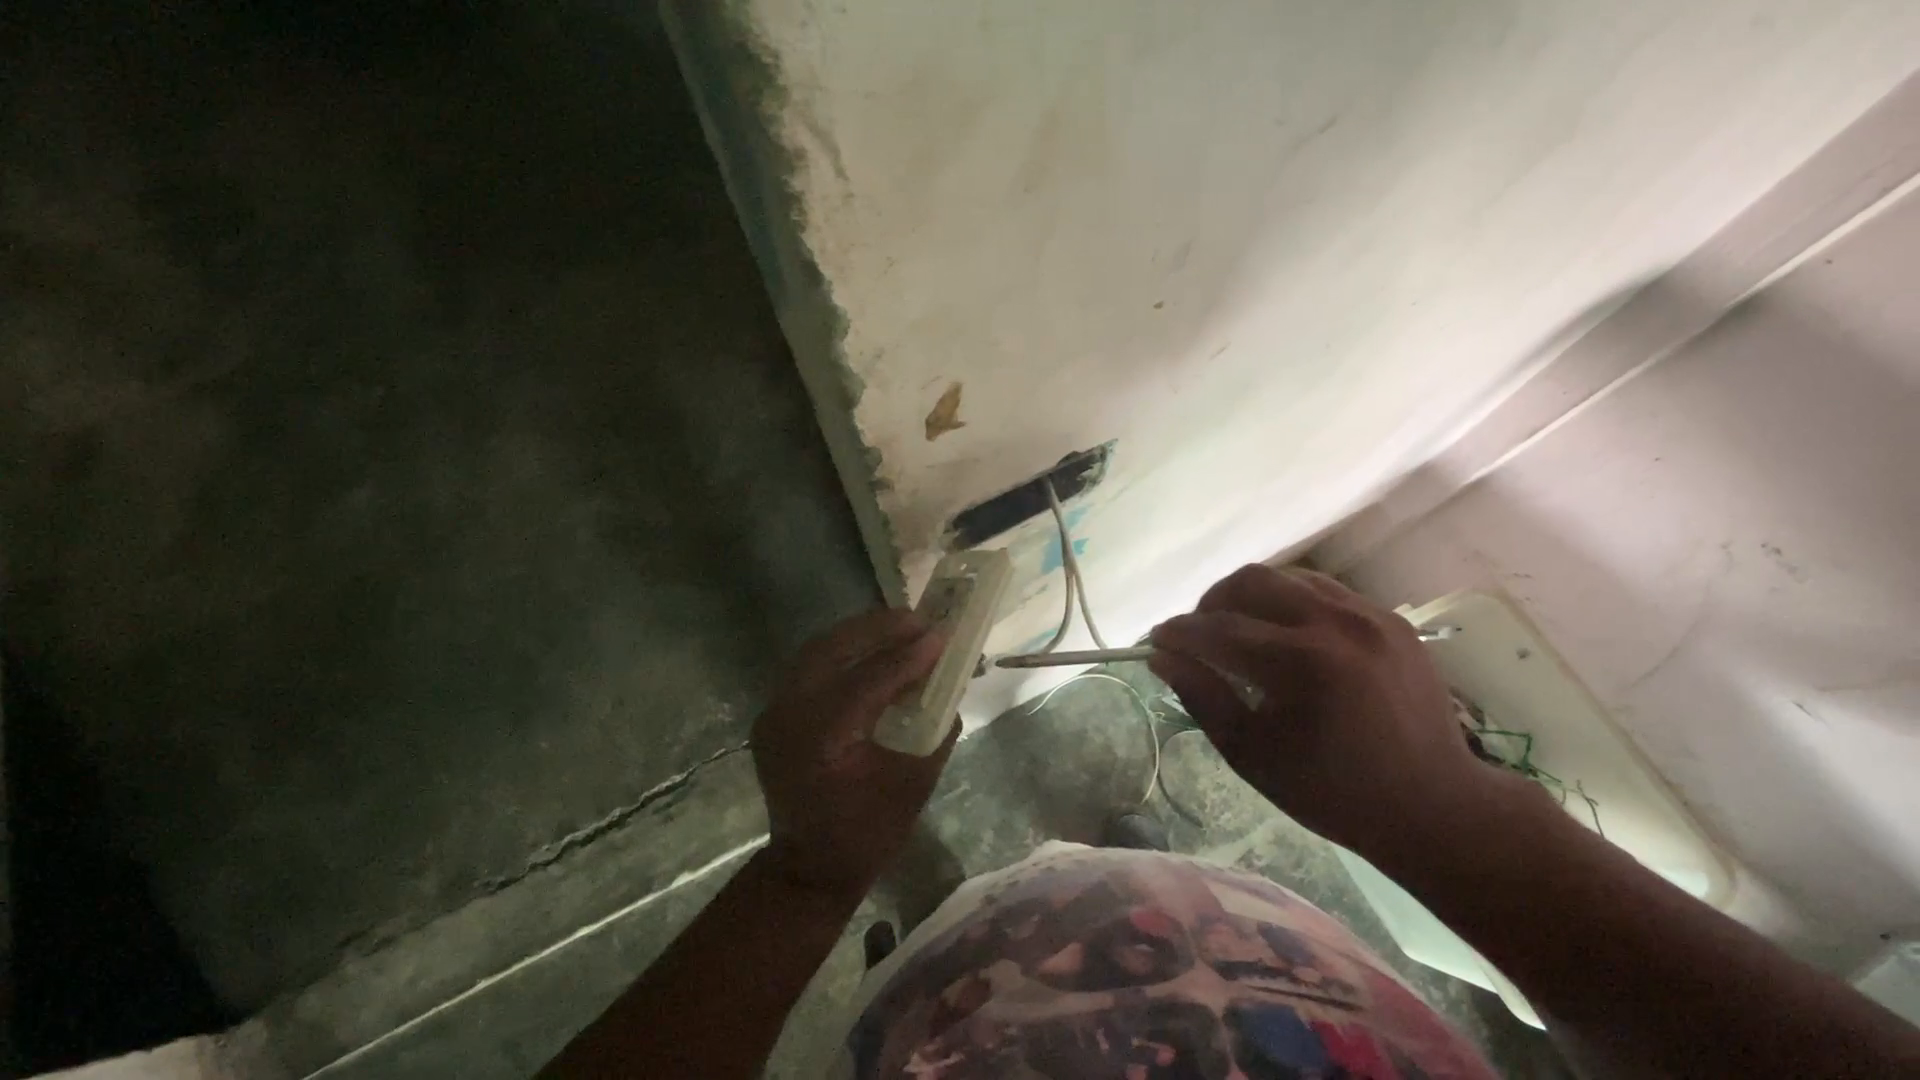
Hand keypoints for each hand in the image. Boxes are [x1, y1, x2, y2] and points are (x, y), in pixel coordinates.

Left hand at [752, 608, 954, 900]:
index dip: (907, 655)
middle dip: (876, 629)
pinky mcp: (773, 715)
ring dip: (857, 634)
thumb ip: (934, 726)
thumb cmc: (868, 833)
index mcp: (822, 741)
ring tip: (899, 626)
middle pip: (831, 651)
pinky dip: (840, 653)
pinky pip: (808, 669)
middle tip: (918, 619)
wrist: (810, 867)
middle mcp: (788, 718)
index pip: (867, 680)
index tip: (940, 635)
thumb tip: (951, 680)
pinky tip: (871, 649)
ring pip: (815, 652)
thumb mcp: (914, 783)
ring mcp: (773, 714)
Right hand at [1149, 564, 1506, 856]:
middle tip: (1198, 635)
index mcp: (1300, 664)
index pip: (1218, 629)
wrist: (1433, 805)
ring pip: (1288, 577)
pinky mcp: (1391, 620)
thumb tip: (1161, 656)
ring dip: (1252, 597)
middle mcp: (1335, 624)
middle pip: (1250, 581)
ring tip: (1241, 631)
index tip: (1155, 641)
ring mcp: (1370, 616)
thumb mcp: (1252, 754)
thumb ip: (1202, 696)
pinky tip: (1288, 637)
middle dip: (1211, 603)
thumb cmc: (1331, 792)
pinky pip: (1326, 591)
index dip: (1178, 632)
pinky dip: (1292, 604)